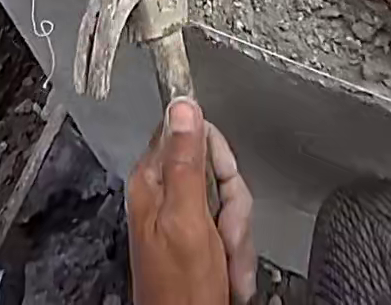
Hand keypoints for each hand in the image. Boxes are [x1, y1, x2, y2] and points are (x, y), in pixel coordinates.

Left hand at [129, 98, 257, 304]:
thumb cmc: (180, 291)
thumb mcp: (186, 219)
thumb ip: (186, 160)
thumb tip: (183, 104)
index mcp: (152, 179)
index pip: (191, 129)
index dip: (215, 154)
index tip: (219, 182)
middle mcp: (165, 190)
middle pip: (217, 162)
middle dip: (232, 200)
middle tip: (224, 230)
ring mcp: (184, 212)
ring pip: (230, 192)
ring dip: (238, 230)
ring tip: (226, 259)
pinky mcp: (200, 232)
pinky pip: (233, 219)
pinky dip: (238, 247)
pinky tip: (229, 269)